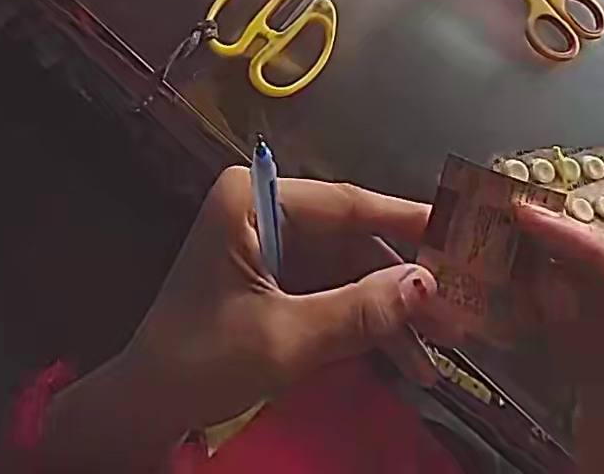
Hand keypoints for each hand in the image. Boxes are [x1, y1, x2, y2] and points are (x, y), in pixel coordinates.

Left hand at [36, 169, 436, 470]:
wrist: (145, 406)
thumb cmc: (202, 359)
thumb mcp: (285, 338)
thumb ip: (358, 311)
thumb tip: (428, 286)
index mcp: (255, 198)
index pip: (343, 202)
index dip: (403, 218)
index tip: (454, 228)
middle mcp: (267, 206)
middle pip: (351, 235)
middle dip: (401, 276)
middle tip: (457, 303)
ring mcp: (274, 239)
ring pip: (349, 264)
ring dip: (390, 305)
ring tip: (443, 342)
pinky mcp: (280, 272)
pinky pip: (334, 286)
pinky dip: (366, 318)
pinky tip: (406, 352)